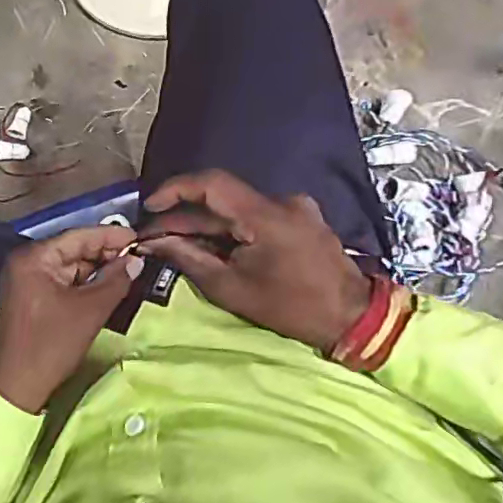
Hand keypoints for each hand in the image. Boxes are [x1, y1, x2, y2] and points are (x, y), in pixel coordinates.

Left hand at [0, 226, 142, 412]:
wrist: (17, 384)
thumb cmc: (51, 345)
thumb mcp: (90, 310)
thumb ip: (116, 280)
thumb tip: (135, 261)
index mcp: (34, 258)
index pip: (78, 236)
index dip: (110, 236)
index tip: (138, 237)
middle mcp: (26, 261)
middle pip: (73, 248)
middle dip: (105, 253)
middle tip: (137, 257)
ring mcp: (25, 277)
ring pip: (69, 264)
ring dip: (97, 268)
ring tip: (128, 270)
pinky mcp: (30, 294)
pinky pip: (62, 279)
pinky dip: (84, 282)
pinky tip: (107, 285)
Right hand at [138, 170, 371, 351]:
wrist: (353, 319)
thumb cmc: (289, 308)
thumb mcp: (230, 287)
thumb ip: (188, 258)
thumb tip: (154, 242)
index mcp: (265, 215)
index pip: (211, 183)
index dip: (174, 189)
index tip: (149, 207)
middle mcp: (281, 201)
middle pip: (220, 201)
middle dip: (184, 219)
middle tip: (153, 238)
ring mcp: (295, 208)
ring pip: (236, 210)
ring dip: (205, 226)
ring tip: (177, 246)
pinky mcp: (301, 218)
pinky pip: (254, 217)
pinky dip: (230, 229)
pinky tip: (213, 247)